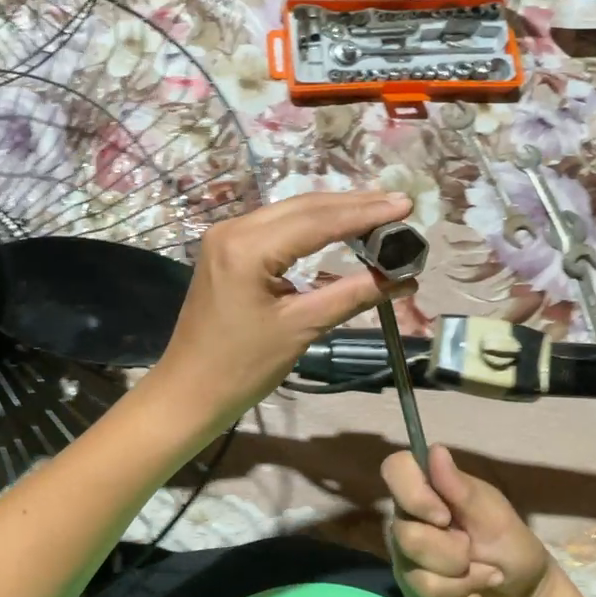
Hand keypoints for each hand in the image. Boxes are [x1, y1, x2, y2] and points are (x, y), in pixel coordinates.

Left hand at [147, 190, 415, 425]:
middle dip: (353, 205)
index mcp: (247, 247)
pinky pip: (276, 227)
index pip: (317, 220)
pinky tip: (339, 228)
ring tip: (379, 212)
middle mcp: (233, 229)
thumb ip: (352, 294)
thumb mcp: (301, 328)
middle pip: (303, 207)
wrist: (189, 391)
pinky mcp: (226, 249)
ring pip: (289, 213)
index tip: (406, 206)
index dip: (364, 213)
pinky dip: (310, 226)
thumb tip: (404, 277)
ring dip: (333, 212)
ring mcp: (225, 237)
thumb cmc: (242, 367)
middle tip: (400, 206)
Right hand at [383, 444, 554, 596]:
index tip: (443, 515)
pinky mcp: (413, 594)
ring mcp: (406, 559)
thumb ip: (462, 488)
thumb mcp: (495, 515)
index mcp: (426, 490)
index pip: (394, 470)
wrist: (523, 596)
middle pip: (406, 536)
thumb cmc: (511, 544)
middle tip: (475, 550)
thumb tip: (435, 449)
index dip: (413, 494)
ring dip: (464, 582)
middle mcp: (407, 520)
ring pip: (419, 576)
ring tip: (483, 575)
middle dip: (453, 553)